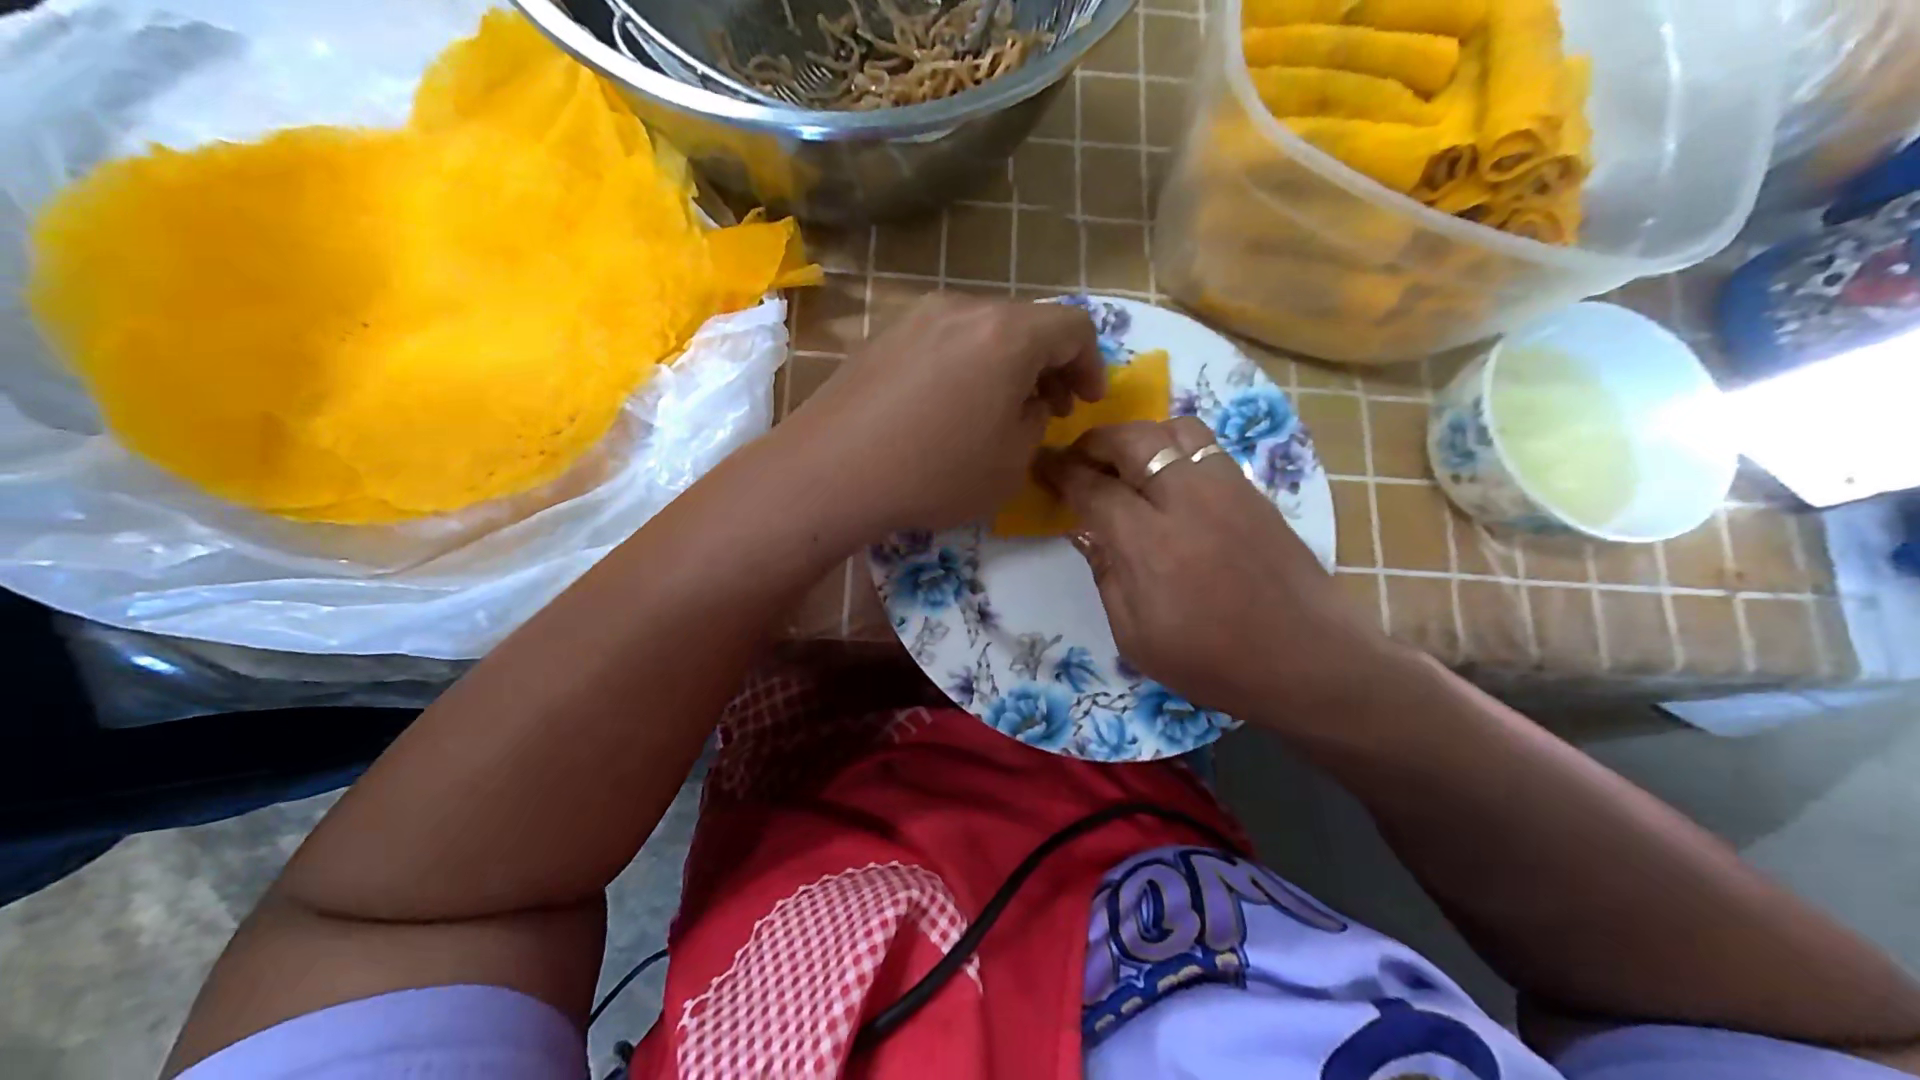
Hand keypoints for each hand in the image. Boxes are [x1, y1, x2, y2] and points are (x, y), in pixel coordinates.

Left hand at [781, 295, 1102, 534]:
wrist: (830, 472)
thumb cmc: (935, 472)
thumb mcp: (1012, 462)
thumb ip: (1036, 422)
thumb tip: (1028, 402)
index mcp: (1008, 332)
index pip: (1073, 328)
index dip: (1091, 364)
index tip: (1087, 402)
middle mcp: (963, 308)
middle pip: (1026, 323)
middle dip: (1048, 365)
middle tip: (1050, 408)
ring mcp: (916, 317)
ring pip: (983, 330)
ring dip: (1006, 364)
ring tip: (1000, 409)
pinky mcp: (883, 336)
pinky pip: (943, 340)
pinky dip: (966, 364)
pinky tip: (951, 406)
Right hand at [1040, 417, 1409, 727]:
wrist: (1309, 661)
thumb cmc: (1214, 662)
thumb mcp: (1136, 637)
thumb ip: (1106, 575)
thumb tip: (1086, 532)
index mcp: (1150, 544)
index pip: (1093, 488)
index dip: (1060, 473)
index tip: (1042, 466)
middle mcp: (1187, 500)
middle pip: (1132, 440)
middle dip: (1095, 442)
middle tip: (1078, 459)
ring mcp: (1226, 488)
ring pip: (1174, 429)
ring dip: (1139, 437)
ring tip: (1124, 463)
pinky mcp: (1253, 491)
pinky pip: (1206, 446)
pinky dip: (1174, 446)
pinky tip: (1167, 477)